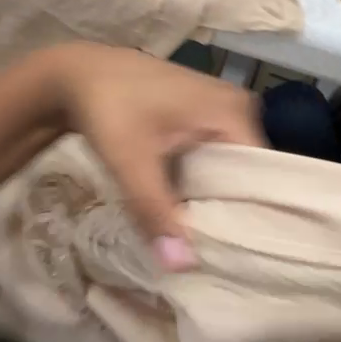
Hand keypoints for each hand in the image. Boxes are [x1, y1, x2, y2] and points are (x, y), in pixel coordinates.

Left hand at [43, 43, 263, 270]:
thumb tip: (181, 267)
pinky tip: (189, 213)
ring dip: (215, 202)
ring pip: (229, 170)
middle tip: (218, 257)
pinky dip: (202, 185)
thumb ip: (155, 211)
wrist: (78, 74)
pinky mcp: (203, 117)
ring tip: (205, 243)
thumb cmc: (107, 108)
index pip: (263, 177)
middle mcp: (239, 109)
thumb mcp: (130, 162)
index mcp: (234, 113)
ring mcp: (221, 110)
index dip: (252, 218)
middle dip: (231, 214)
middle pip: (248, 175)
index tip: (241, 257)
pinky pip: (214, 159)